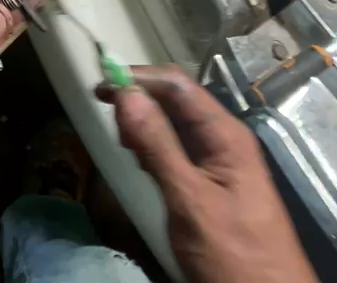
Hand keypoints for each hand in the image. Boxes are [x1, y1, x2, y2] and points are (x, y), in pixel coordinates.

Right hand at [97, 66, 315, 282]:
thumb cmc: (235, 258)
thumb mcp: (190, 201)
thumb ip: (157, 145)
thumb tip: (126, 93)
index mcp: (226, 133)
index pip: (177, 83)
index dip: (139, 78)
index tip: (101, 89)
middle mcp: (222, 138)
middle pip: (174, 99)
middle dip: (140, 102)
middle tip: (114, 125)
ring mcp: (217, 160)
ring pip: (172, 123)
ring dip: (144, 125)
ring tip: (127, 146)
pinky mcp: (209, 182)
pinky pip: (176, 148)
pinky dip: (153, 147)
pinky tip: (143, 162)